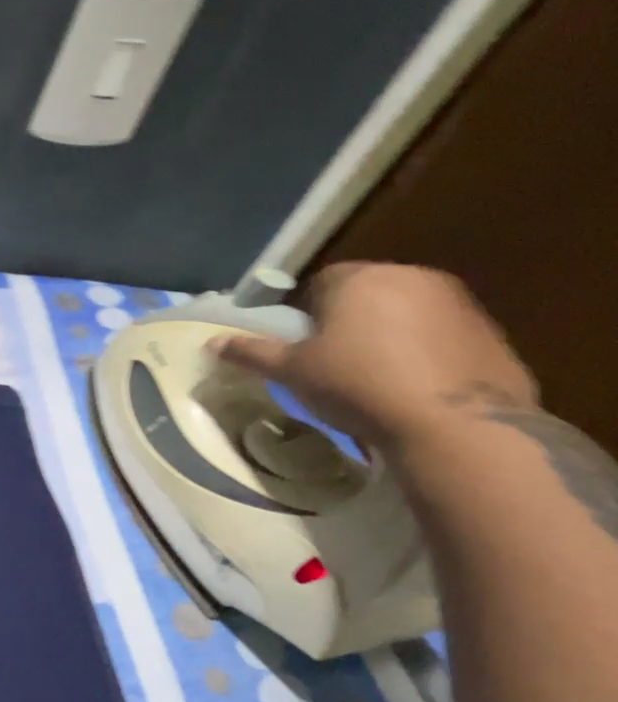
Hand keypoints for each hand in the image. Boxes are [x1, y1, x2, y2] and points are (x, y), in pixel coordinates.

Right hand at [217, 262, 537, 451]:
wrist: (453, 423)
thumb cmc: (356, 385)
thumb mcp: (291, 372)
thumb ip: (252, 353)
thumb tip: (211, 343)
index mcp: (361, 279)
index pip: (322, 282)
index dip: (305, 313)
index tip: (300, 345)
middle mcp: (413, 277)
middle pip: (367, 293)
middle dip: (348, 320)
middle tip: (330, 362)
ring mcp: (458, 303)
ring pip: (406, 313)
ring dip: (388, 336)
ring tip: (371, 378)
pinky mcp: (489, 333)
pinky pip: (440, 336)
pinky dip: (423, 354)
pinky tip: (410, 388)